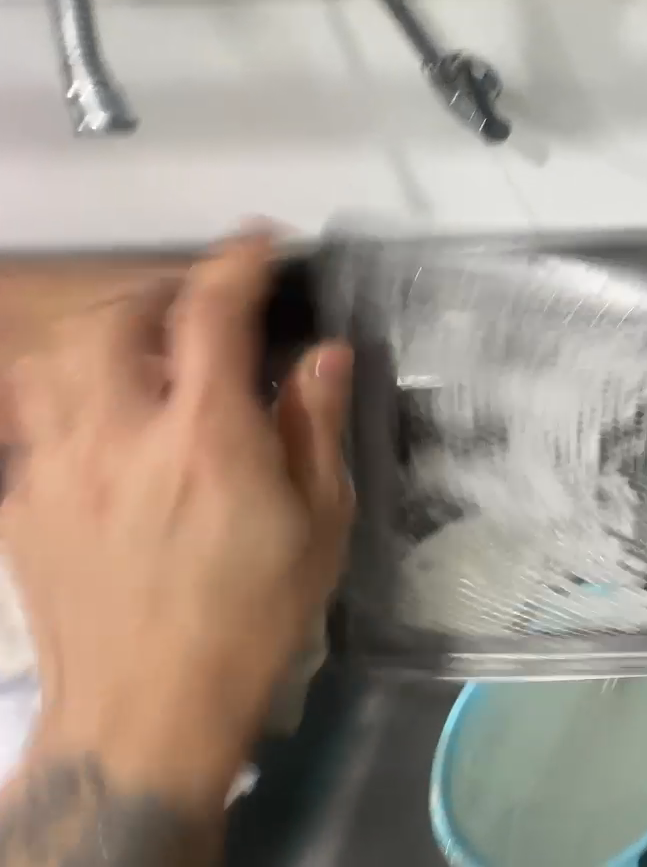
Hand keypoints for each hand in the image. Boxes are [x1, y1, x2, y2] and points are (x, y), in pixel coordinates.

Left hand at [0, 234, 351, 808]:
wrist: (151, 698)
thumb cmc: (263, 604)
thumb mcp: (324, 513)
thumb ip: (315, 423)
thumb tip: (324, 354)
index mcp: (209, 439)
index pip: (212, 320)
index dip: (235, 265)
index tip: (261, 241)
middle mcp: (120, 438)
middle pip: (109, 324)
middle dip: (158, 292)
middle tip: (204, 300)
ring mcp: (54, 468)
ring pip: (51, 362)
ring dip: (103, 334)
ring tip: (149, 345)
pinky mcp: (19, 501)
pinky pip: (30, 416)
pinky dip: (71, 389)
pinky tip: (110, 413)